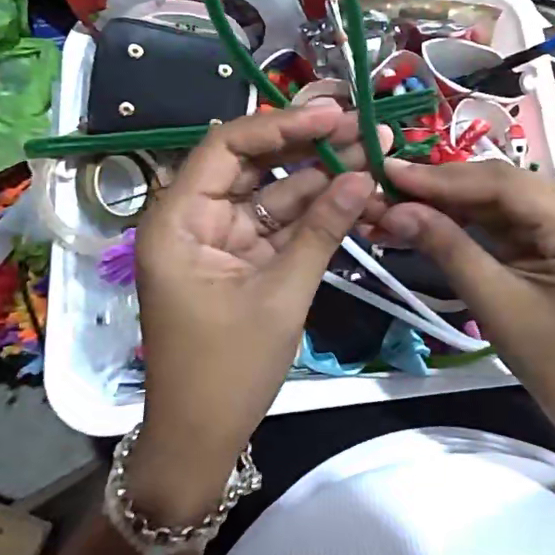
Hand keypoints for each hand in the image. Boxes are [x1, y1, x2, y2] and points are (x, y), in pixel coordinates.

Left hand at [128, 106, 377, 520]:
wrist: (203, 440)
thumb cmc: (227, 370)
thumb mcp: (280, 295)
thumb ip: (322, 230)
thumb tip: (365, 177)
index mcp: (179, 220)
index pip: (227, 147)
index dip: (280, 125)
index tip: (332, 115)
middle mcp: (197, 218)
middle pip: (256, 164)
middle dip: (311, 146)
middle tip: (365, 126)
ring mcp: (224, 239)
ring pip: (276, 192)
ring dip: (324, 177)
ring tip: (375, 152)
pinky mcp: (246, 260)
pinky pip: (284, 224)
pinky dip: (319, 213)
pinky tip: (358, 193)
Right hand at [368, 159, 554, 430]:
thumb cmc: (554, 361)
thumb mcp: (496, 304)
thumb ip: (448, 249)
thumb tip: (395, 210)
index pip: (502, 184)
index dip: (441, 178)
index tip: (388, 172)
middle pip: (498, 186)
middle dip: (438, 190)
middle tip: (382, 187)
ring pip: (495, 199)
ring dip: (445, 203)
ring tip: (392, 202)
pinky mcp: (553, 233)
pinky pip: (501, 217)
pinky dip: (462, 219)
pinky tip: (423, 216)